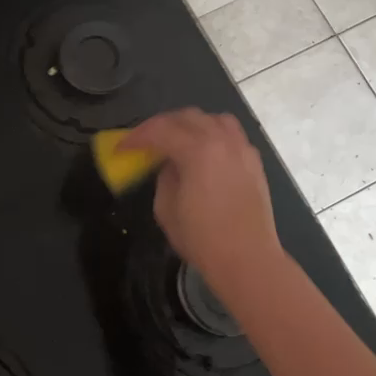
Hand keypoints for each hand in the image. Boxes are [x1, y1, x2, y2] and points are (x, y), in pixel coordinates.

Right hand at [121, 109, 280, 282]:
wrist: (247, 258)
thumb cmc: (201, 237)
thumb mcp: (166, 208)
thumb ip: (164, 177)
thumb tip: (170, 165)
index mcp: (198, 151)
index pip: (160, 131)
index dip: (135, 137)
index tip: (121, 148)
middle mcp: (222, 141)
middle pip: (186, 117)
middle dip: (160, 125)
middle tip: (144, 142)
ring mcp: (242, 149)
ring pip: (213, 119)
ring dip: (189, 124)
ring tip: (175, 140)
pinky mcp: (254, 162)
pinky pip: (230, 135)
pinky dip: (212, 135)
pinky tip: (203, 153)